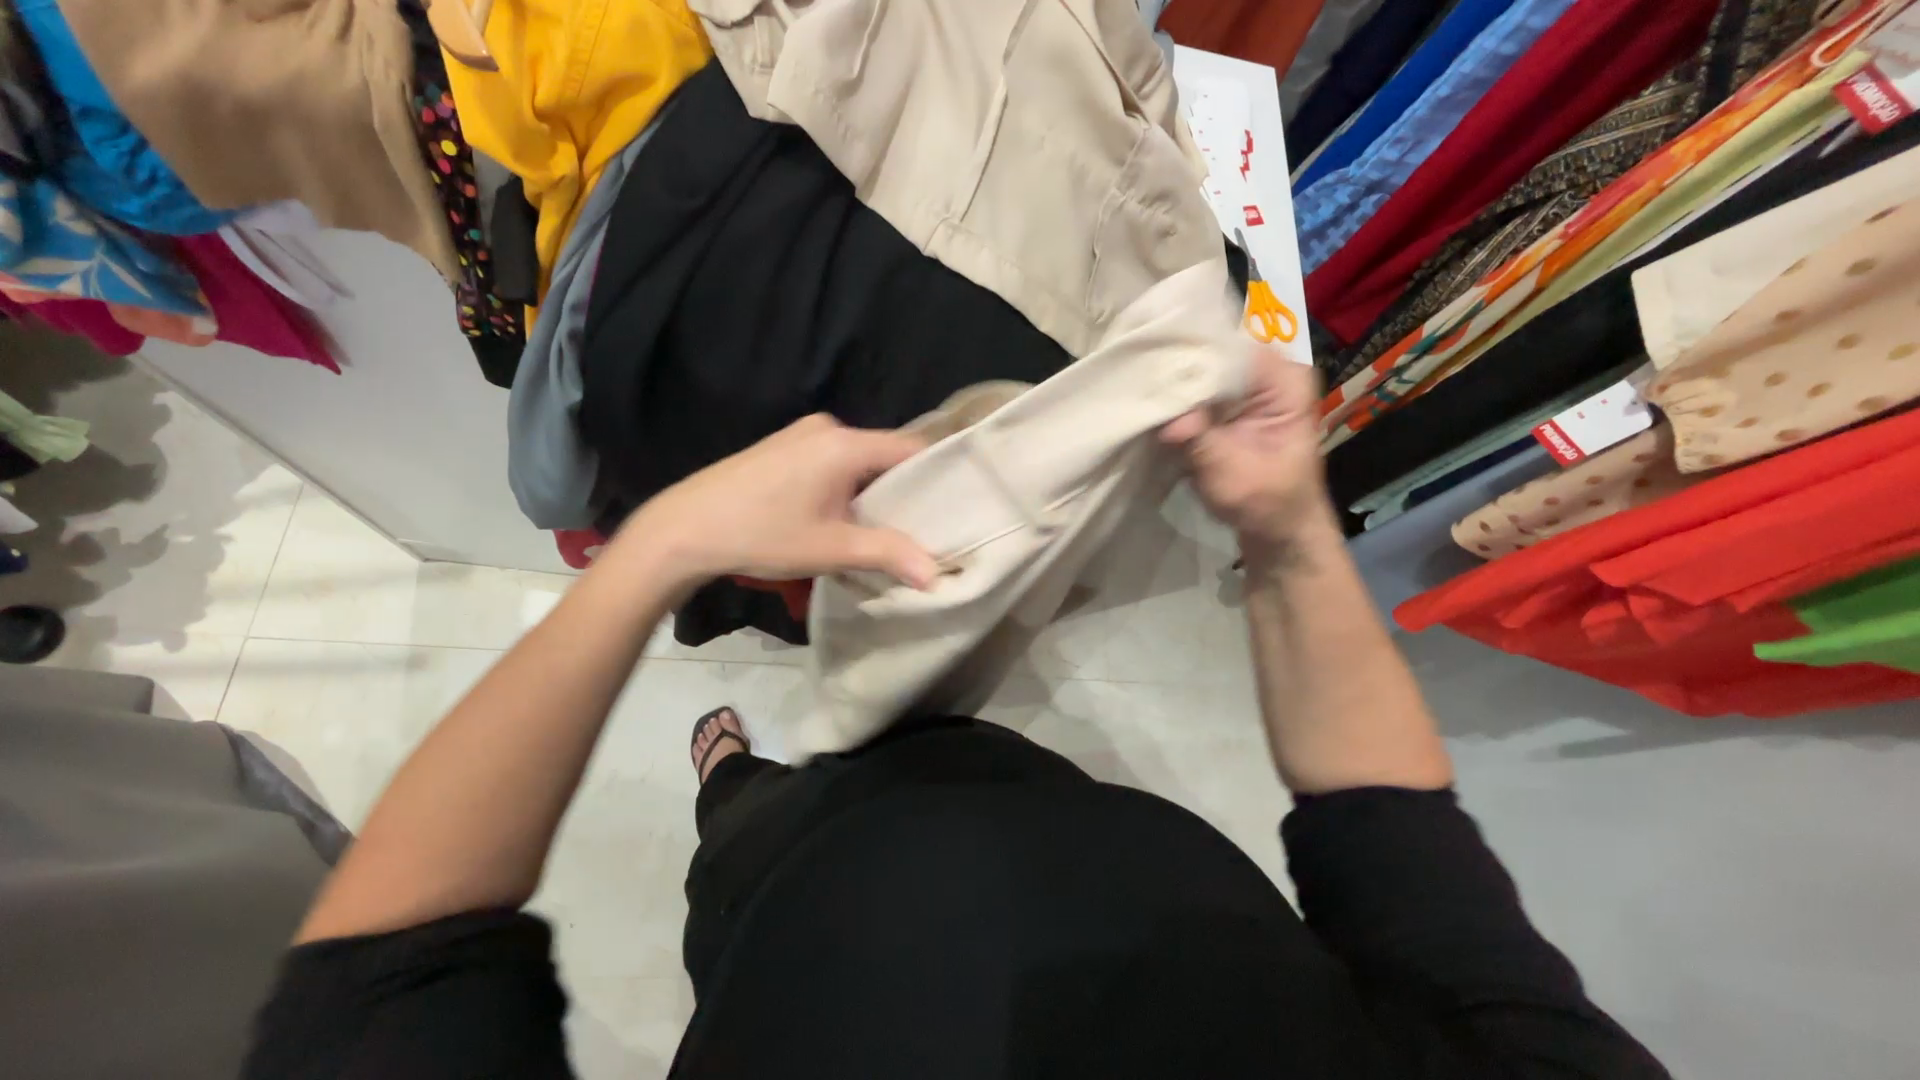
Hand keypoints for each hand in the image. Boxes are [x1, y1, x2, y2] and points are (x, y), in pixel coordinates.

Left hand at [618, 414, 939, 589]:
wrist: (683, 529)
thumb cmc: (761, 535)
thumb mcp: (831, 548)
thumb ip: (888, 554)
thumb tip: (935, 575)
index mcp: (844, 443)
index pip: (912, 448)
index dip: (937, 476)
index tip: (954, 507)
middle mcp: (826, 427)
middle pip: (885, 454)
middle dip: (903, 489)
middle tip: (923, 527)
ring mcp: (800, 434)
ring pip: (858, 460)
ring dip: (871, 491)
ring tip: (885, 528)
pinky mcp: (782, 447)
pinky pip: (833, 461)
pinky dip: (846, 485)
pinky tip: (842, 517)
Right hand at [1161, 345, 1332, 554]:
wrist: (1278, 531)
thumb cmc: (1269, 504)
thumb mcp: (1232, 475)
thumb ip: (1202, 442)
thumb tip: (1169, 421)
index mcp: (1285, 381)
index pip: (1231, 350)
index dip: (1194, 358)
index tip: (1158, 374)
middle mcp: (1268, 374)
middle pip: (1214, 355)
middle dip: (1178, 372)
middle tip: (1140, 385)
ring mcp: (1247, 388)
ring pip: (1201, 370)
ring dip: (1172, 387)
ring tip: (1139, 396)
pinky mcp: (1229, 404)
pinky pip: (1197, 390)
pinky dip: (1176, 402)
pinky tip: (1151, 409)